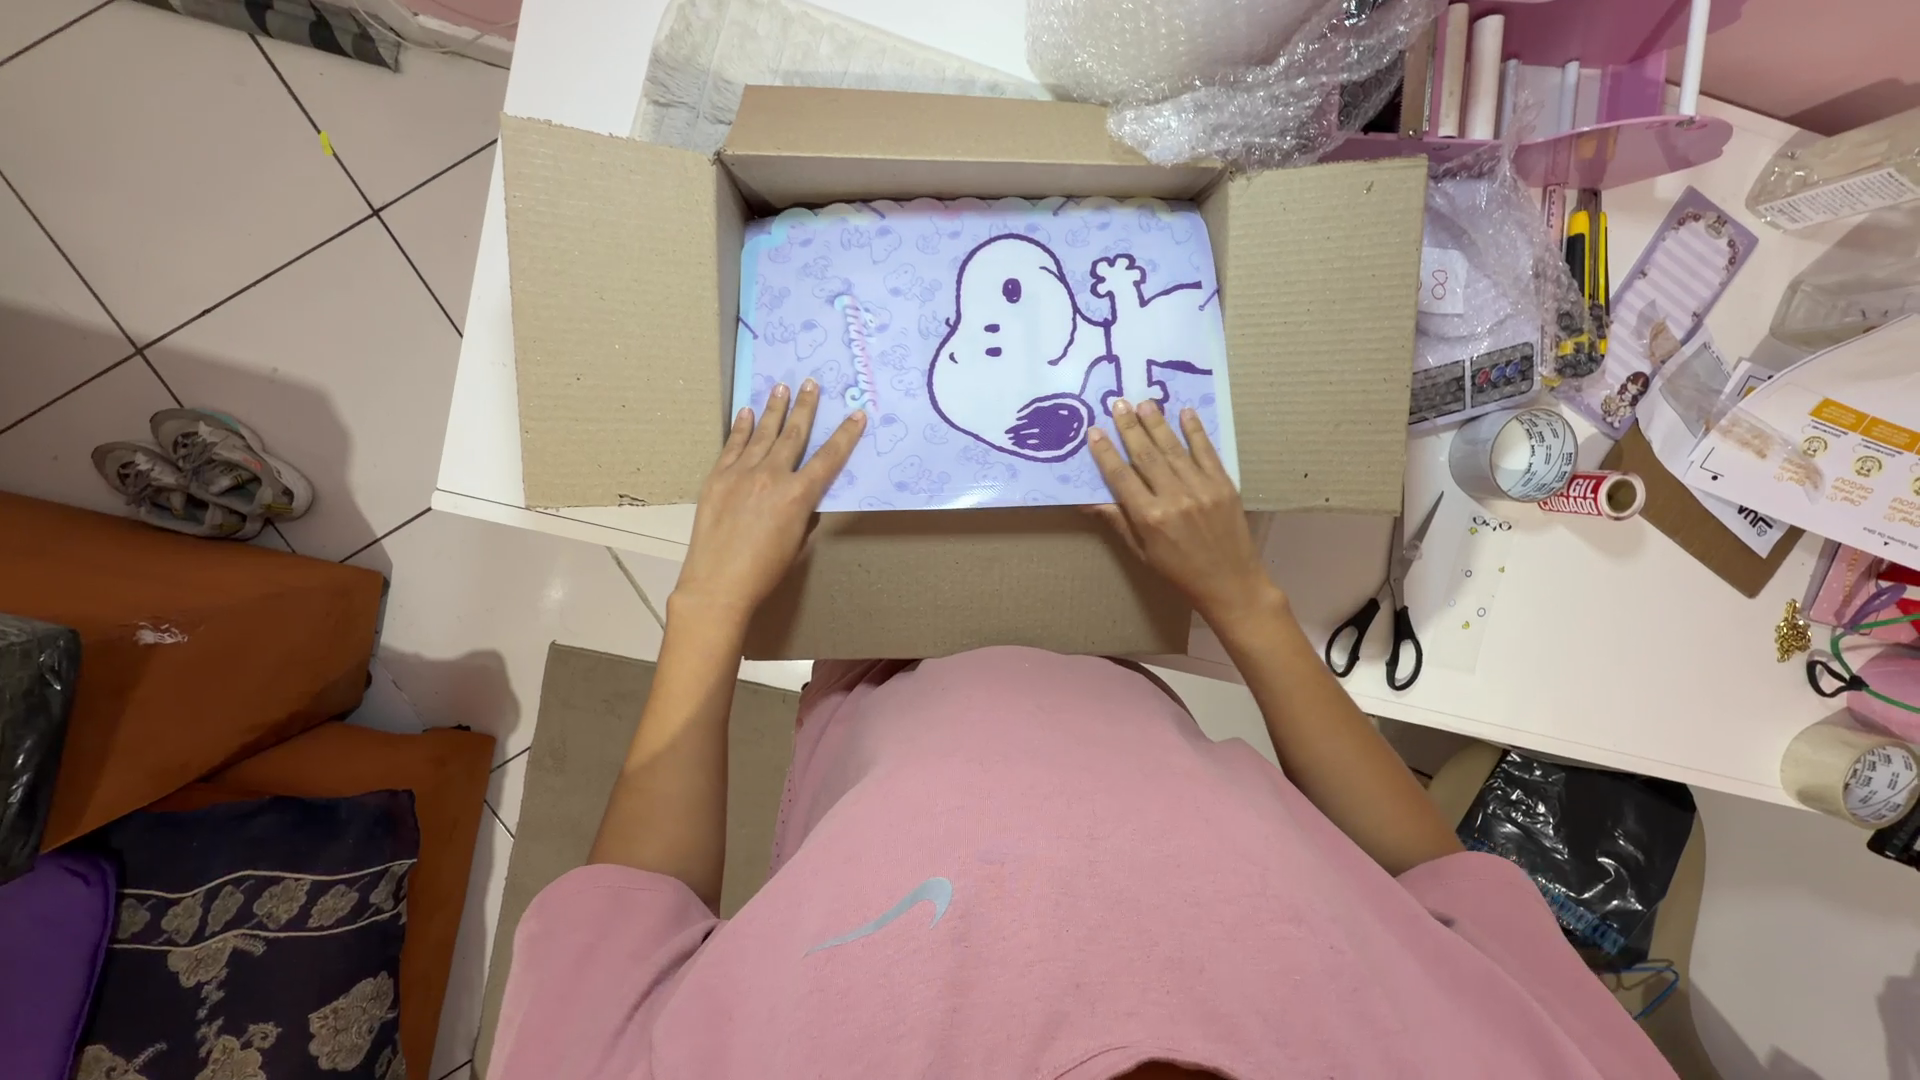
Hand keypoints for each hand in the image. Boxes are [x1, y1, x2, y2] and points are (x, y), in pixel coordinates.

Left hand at [672, 380, 864, 623]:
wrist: (717, 584)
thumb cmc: (765, 572)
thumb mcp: (796, 543)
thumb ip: (803, 514)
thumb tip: (804, 498)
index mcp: (797, 496)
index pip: (829, 458)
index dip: (845, 435)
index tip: (856, 415)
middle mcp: (771, 477)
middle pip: (793, 435)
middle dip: (805, 408)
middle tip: (811, 384)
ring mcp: (741, 474)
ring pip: (762, 434)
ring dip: (775, 409)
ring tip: (782, 388)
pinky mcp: (717, 478)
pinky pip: (732, 445)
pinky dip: (741, 428)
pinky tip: (747, 412)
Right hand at [1084, 399, 1280, 625]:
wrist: (1230, 583)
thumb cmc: (1179, 572)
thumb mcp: (1142, 552)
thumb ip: (1118, 521)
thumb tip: (1088, 501)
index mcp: (1150, 518)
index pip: (1121, 477)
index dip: (1105, 453)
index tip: (1094, 432)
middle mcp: (1174, 498)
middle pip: (1146, 455)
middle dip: (1130, 428)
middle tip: (1118, 403)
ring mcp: (1201, 489)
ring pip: (1174, 449)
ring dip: (1157, 423)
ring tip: (1143, 403)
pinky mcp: (1224, 485)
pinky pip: (1206, 452)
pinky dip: (1196, 432)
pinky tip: (1186, 413)